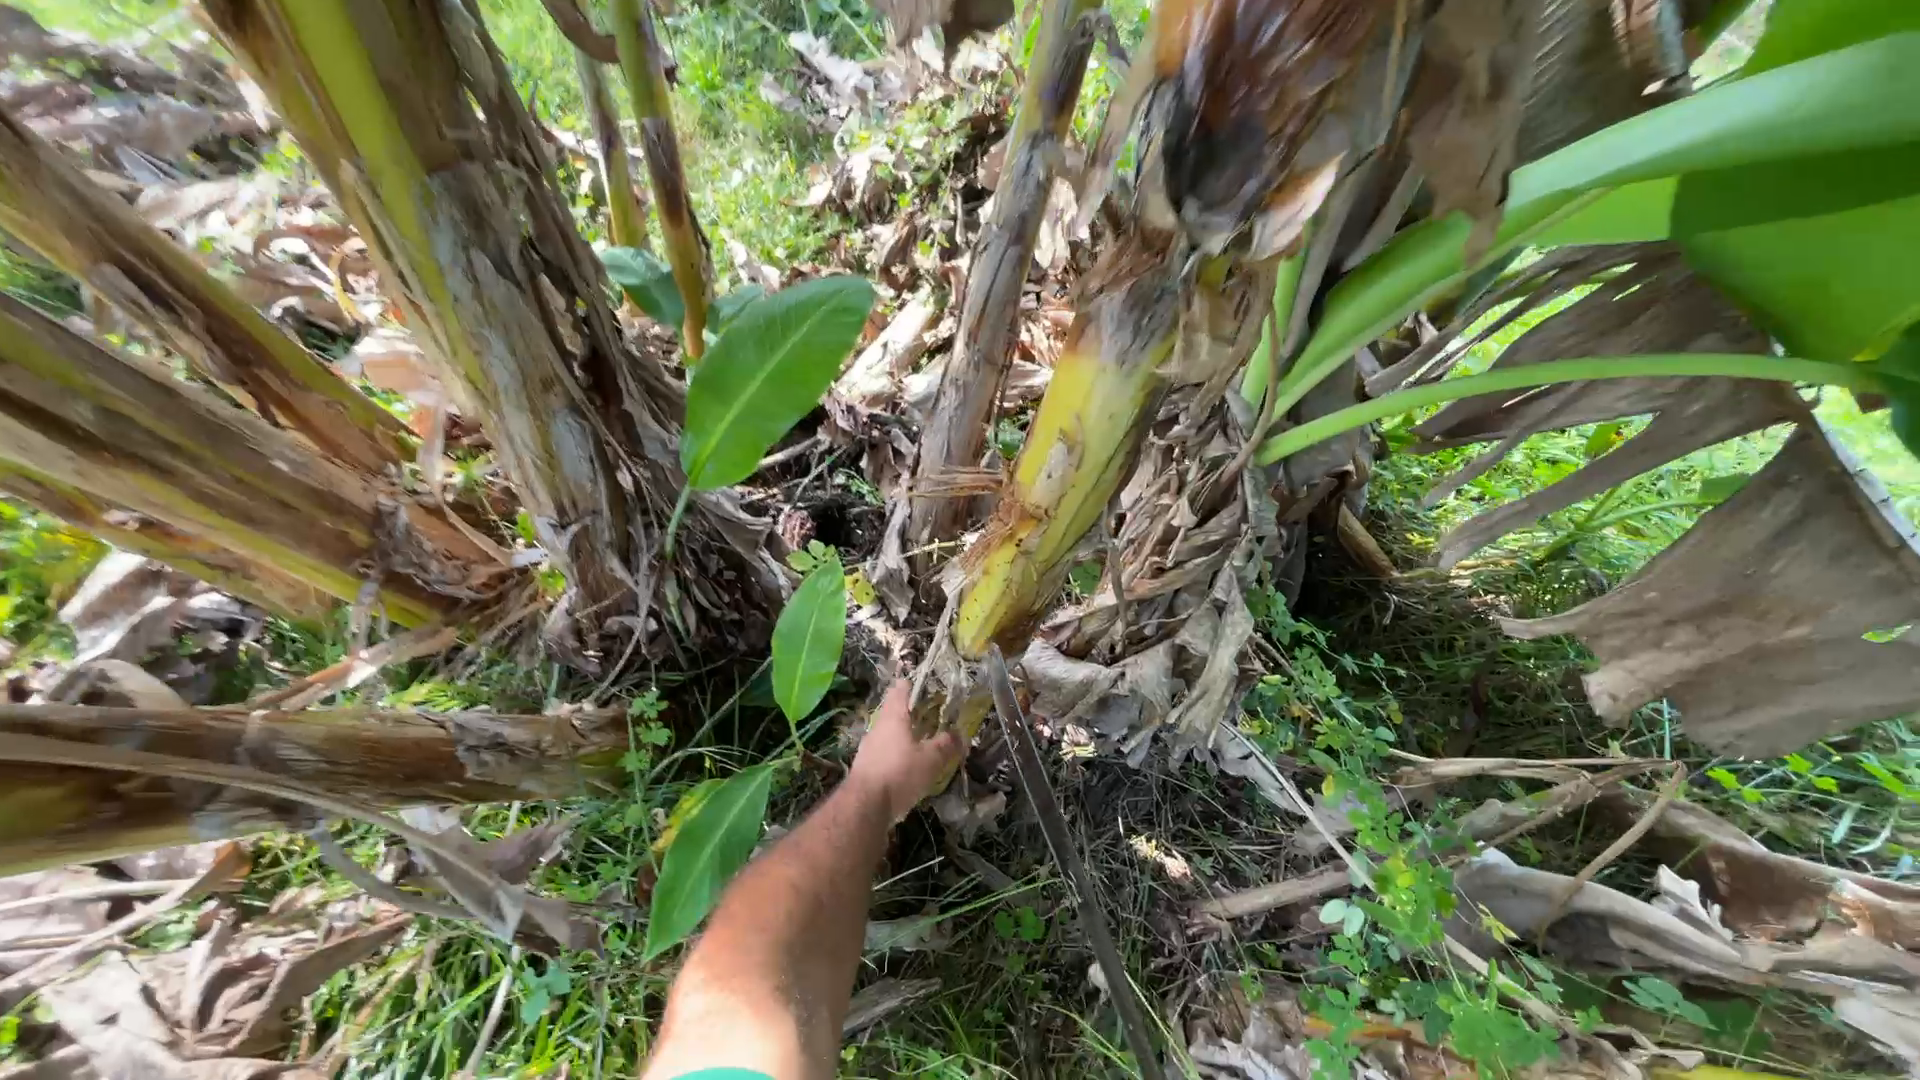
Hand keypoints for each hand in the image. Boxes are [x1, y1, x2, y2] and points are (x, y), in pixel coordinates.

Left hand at [848, 679, 962, 821]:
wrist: (864, 806)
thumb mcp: (930, 759)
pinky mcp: (865, 768)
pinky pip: (884, 754)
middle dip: (911, 714)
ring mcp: (868, 748)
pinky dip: (897, 756)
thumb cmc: (899, 773)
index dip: (911, 685)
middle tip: (931, 718)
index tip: (924, 686)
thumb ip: (946, 745)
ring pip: (888, 735)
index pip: (900, 690)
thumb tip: (961, 734)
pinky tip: (908, 768)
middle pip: (893, 713)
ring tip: (922, 743)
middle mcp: (878, 728)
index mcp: (893, 717)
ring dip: (904, 737)